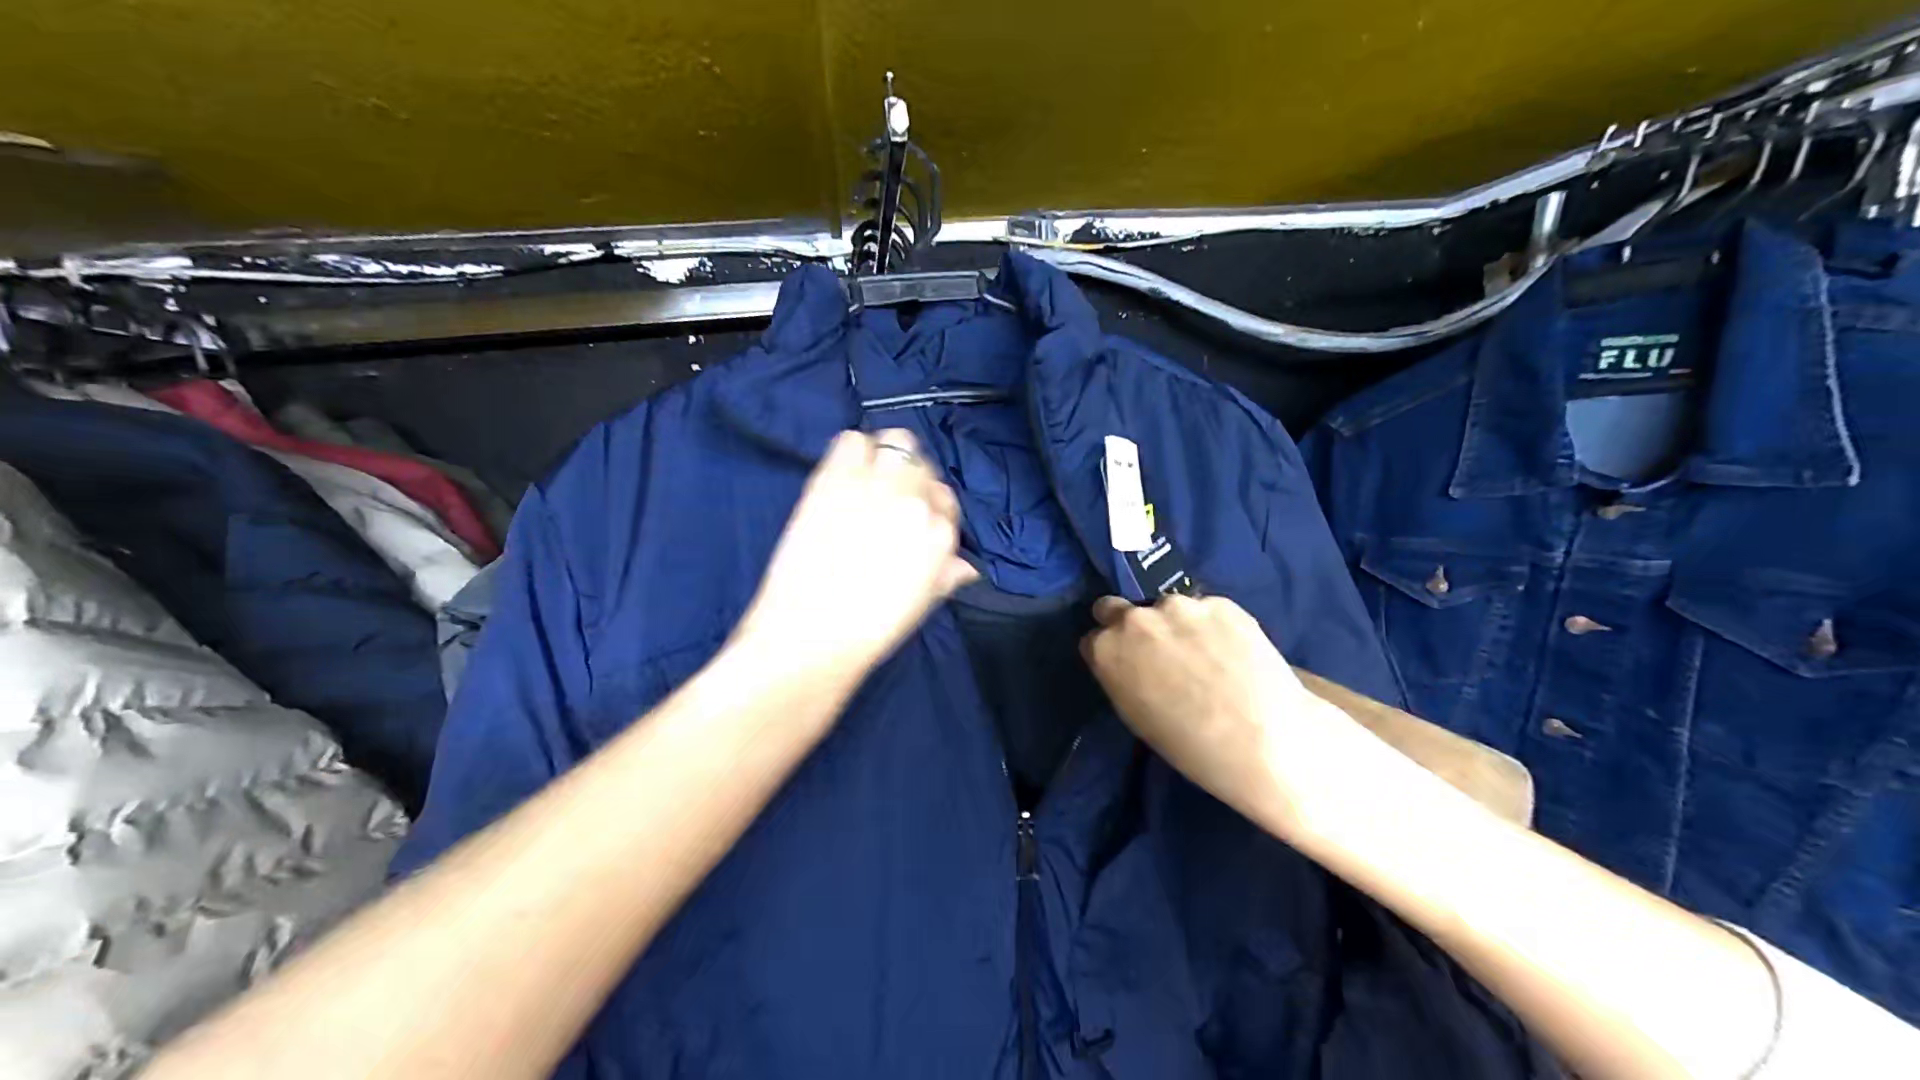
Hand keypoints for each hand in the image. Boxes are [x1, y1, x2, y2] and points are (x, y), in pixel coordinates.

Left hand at [732, 429, 977, 683]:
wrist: (812, 635)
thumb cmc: (869, 629)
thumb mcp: (920, 604)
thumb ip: (944, 575)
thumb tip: (965, 566)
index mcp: (940, 536)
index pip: (946, 501)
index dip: (928, 506)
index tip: (910, 517)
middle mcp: (915, 503)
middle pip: (923, 466)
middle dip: (910, 478)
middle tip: (887, 496)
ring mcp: (874, 487)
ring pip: (896, 443)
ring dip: (886, 456)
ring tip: (868, 477)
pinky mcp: (834, 480)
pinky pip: (851, 441)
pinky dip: (851, 451)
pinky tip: (842, 472)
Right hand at [1080, 594, 1380, 841]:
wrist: (1265, 741)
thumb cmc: (1193, 747)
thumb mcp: (1136, 715)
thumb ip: (1123, 676)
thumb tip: (1131, 662)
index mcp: (1107, 650)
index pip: (1094, 637)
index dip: (1111, 650)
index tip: (1128, 664)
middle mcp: (1135, 618)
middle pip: (1117, 608)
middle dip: (1130, 624)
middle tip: (1158, 650)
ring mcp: (1179, 605)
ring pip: (1167, 608)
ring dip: (1178, 624)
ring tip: (1207, 655)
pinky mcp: (1220, 601)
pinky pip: (1207, 610)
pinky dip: (1214, 625)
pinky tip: (1234, 652)